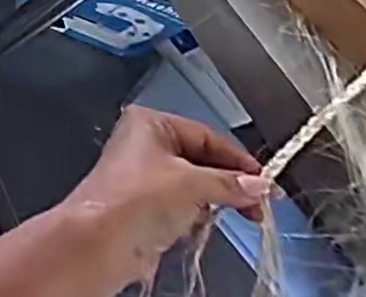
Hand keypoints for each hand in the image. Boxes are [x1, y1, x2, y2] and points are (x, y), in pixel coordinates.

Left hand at [63, 107, 268, 281]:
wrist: (100, 241)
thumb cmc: (139, 199)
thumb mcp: (190, 185)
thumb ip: (228, 184)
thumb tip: (261, 185)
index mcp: (150, 122)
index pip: (204, 134)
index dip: (236, 159)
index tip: (265, 182)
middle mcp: (145, 141)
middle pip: (199, 158)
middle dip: (227, 182)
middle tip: (258, 205)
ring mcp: (143, 173)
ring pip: (192, 183)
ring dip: (211, 200)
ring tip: (234, 215)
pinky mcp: (144, 203)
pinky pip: (180, 203)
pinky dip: (194, 214)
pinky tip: (199, 225)